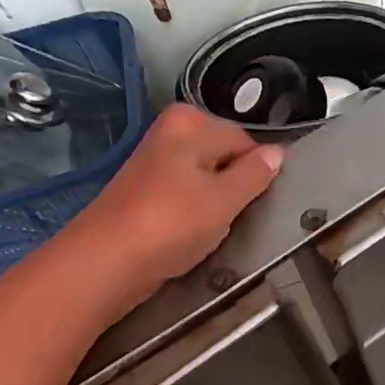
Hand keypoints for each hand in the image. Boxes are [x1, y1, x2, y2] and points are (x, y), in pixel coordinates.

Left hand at [53, 104, 282, 295]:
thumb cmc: (171, 224)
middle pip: (226, 156)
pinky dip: (196, 209)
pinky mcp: (147, 188)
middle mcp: (170, 131)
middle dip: (237, 184)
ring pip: (208, 176)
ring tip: (214, 226)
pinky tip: (194, 230)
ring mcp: (156, 160)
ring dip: (218, 200)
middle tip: (236, 215)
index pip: (247, 142)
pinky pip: (188, 192)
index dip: (257, 173)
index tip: (258, 202)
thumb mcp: (226, 199)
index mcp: (190, 122)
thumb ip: (256, 174)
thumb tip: (279, 153)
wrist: (106, 262)